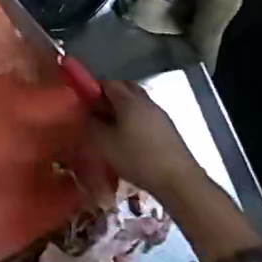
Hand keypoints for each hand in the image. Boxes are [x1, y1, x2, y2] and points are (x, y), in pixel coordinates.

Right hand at [85, 80, 207, 203]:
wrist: (178, 179)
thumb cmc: (138, 159)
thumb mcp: (106, 144)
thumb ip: (93, 125)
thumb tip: (88, 113)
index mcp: (129, 101)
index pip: (109, 82)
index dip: (94, 86)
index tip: (83, 97)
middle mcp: (146, 101)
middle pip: (126, 87)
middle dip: (110, 93)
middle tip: (97, 108)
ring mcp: (159, 113)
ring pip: (137, 99)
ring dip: (123, 105)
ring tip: (111, 122)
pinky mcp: (167, 127)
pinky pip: (146, 112)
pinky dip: (134, 115)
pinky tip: (129, 133)